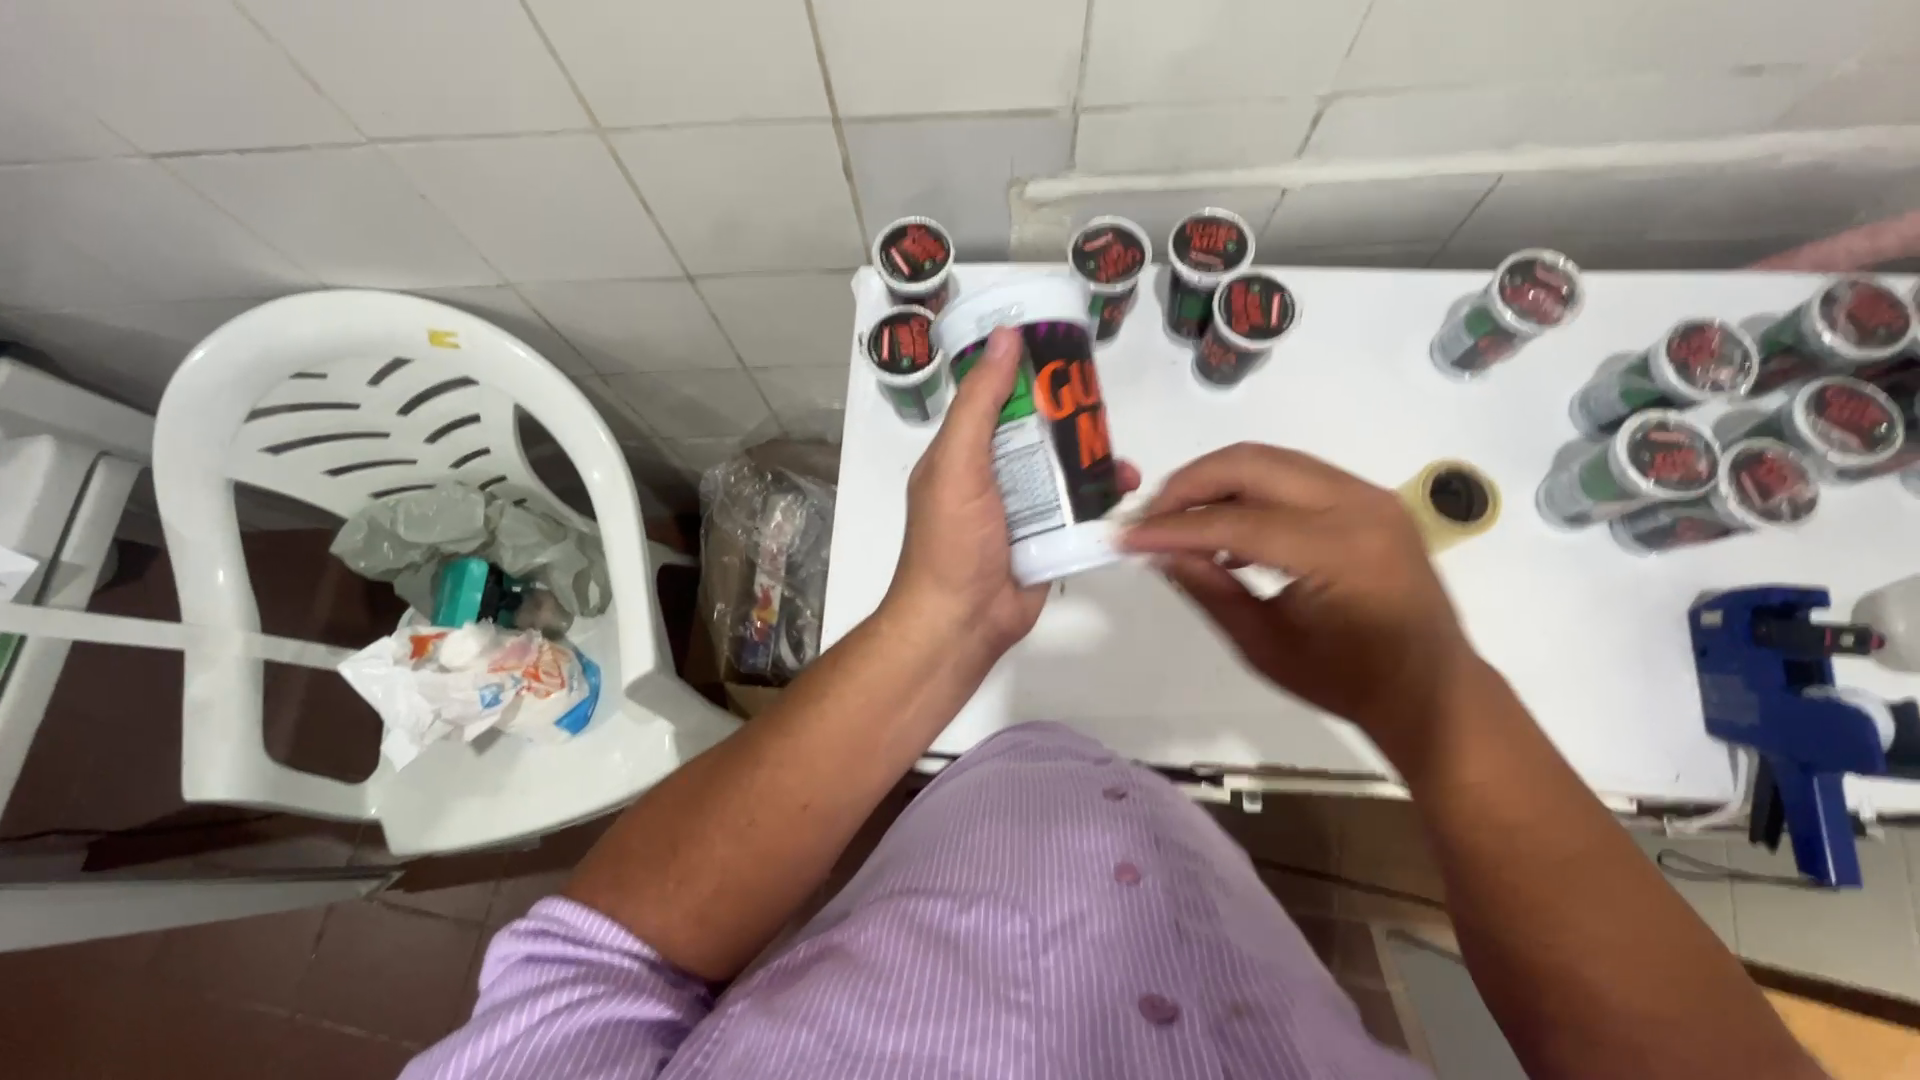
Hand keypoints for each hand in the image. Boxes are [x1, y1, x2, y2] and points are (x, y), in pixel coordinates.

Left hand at [884, 326, 1138, 662]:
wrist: (964, 622)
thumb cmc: (952, 542)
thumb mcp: (957, 465)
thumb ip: (980, 406)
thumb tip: (1003, 337)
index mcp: (964, 452)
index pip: (996, 397)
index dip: (1026, 372)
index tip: (1064, 350)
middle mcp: (993, 474)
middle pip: (1038, 432)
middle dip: (1072, 417)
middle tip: (1104, 407)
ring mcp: (1023, 508)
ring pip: (1065, 470)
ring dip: (1094, 460)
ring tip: (1123, 462)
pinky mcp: (1049, 537)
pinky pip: (1079, 508)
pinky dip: (1102, 498)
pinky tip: (1124, 491)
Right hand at [1121, 443, 1477, 745]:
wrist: (1431, 687)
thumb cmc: (1349, 682)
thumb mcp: (1265, 647)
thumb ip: (1210, 591)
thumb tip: (1158, 552)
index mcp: (1339, 553)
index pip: (1235, 522)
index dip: (1173, 528)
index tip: (1124, 538)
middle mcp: (1358, 507)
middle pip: (1251, 464)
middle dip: (1189, 484)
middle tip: (1148, 517)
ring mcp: (1369, 495)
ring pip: (1270, 460)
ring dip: (1215, 481)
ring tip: (1177, 519)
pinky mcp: (1368, 498)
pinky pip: (1293, 475)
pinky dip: (1249, 491)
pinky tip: (1224, 528)